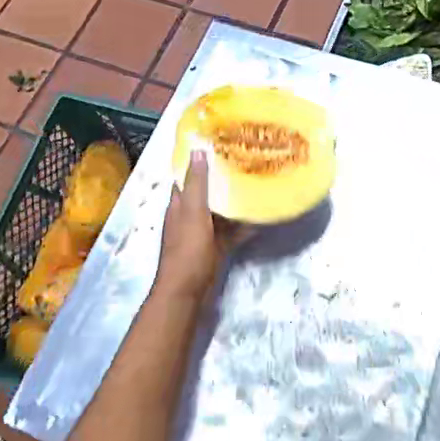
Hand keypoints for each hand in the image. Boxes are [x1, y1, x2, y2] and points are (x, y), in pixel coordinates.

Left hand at [155, 149, 244, 298]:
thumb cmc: (187, 251)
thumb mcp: (192, 213)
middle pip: (206, 195)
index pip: (186, 178)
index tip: (219, 147)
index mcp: (178, 206)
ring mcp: (201, 236)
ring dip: (234, 204)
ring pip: (219, 215)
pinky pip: (229, 234)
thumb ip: (196, 185)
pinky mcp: (214, 251)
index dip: (199, 163)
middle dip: (221, 182)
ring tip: (257, 187)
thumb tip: (197, 151)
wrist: (187, 292)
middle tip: (246, 165)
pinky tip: (260, 219)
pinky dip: (242, 227)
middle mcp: (188, 218)